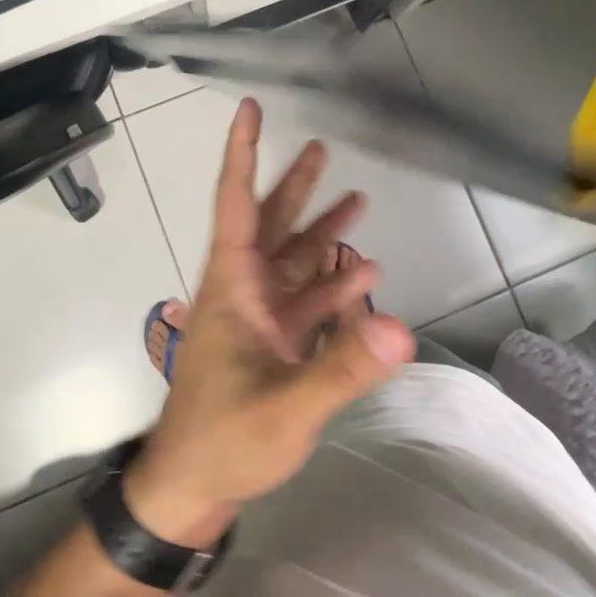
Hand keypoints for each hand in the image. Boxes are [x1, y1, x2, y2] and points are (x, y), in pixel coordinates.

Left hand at [125, 99, 415, 545]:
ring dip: (320, 232)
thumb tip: (402, 329)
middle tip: (320, 147)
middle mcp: (242, 289)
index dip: (242, 153)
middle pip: (269, 222)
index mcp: (232, 284)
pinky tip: (364, 277)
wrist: (192, 487)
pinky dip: (331, 287)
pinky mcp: (270, 343)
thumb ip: (342, 367)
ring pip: (291, 260)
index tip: (248, 109)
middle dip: (294, 184)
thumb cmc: (225, 437)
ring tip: (356, 199)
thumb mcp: (287, 405)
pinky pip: (304, 302)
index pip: (237, 203)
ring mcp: (257, 317)